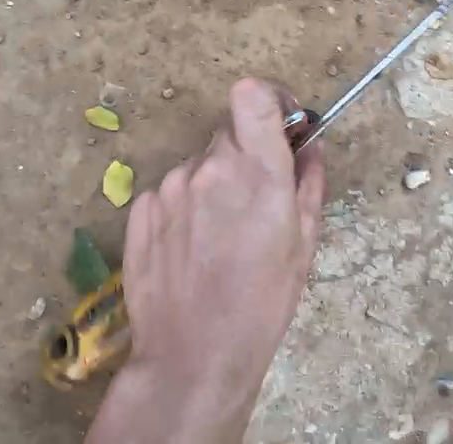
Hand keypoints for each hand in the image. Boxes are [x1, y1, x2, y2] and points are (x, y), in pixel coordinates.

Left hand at [86, 79, 325, 443]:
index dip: (269, 98)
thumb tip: (312, 146)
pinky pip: (171, 190)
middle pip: (230, 132)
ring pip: (200, 164)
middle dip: (246, 153)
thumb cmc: (262, 303)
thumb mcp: (304, 243)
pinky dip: (185, 206)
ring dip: (214, 184)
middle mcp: (212, 168)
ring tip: (219, 235)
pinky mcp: (140, 211)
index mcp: (259, 171)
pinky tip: (191, 246)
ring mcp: (170, 188)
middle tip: (254, 198)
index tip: (280, 123)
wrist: (192, 357)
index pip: (252, 94)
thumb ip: (309, 183)